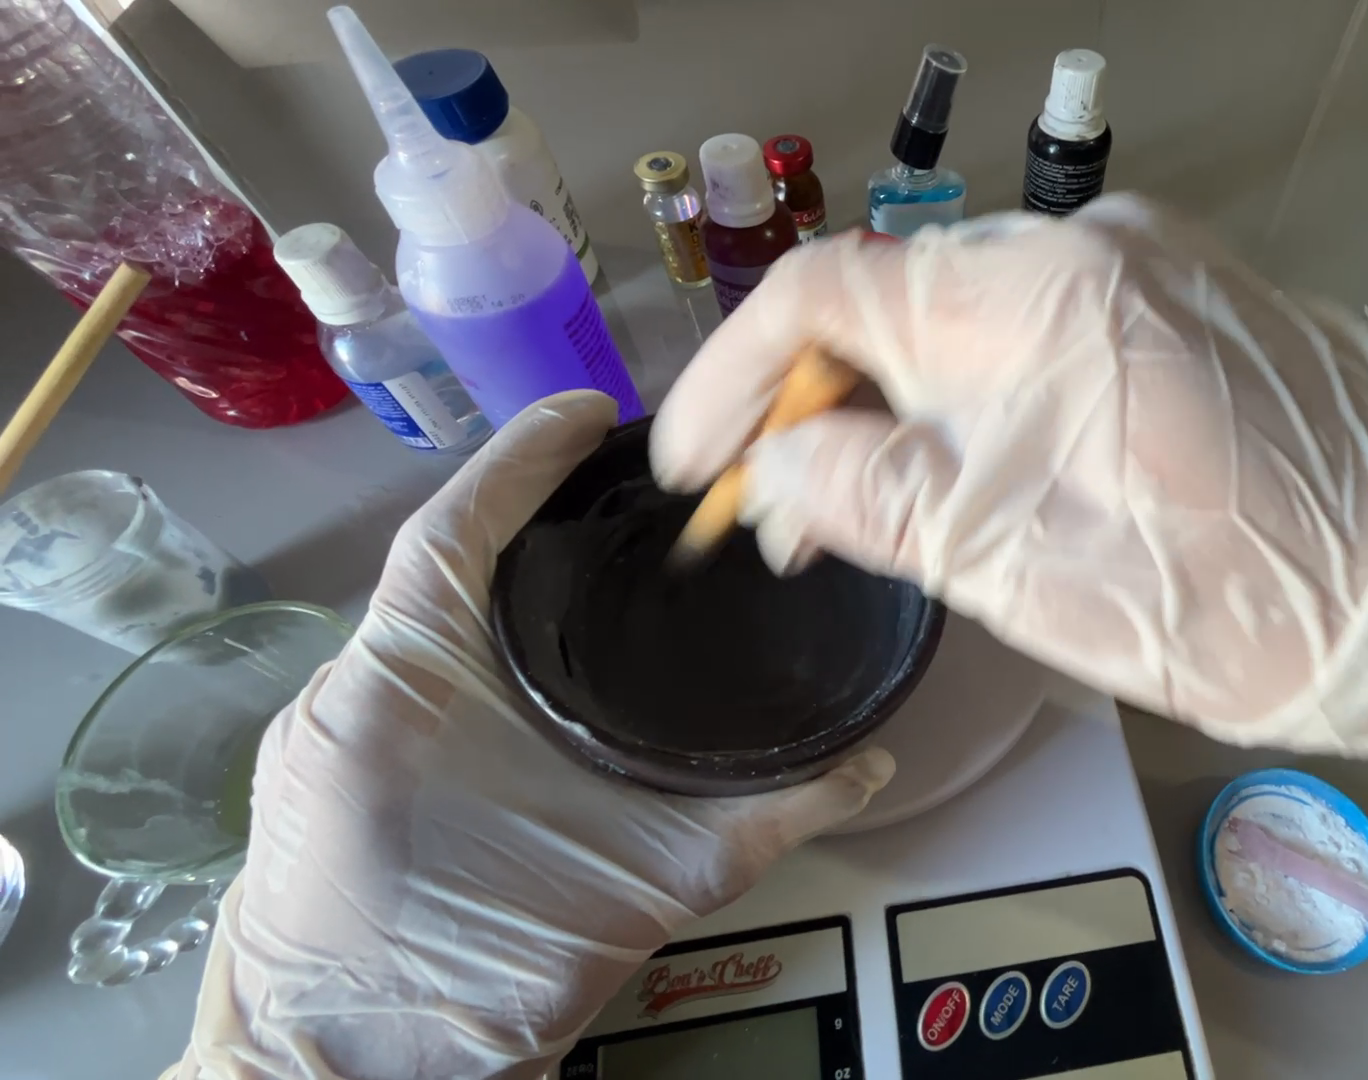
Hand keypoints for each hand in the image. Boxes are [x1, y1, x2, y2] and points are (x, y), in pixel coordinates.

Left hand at [176, 392, 892, 1079]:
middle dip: (546, 487)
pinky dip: (509, 609)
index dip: (524, 454)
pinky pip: (450, 647)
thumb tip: (871, 764)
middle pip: (467, 544)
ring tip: (629, 516)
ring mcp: (378, 704)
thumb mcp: (642, 879)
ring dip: (532, 544)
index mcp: (420, 680)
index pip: (457, 528)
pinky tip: (578, 607)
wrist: (373, 1075)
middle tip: (649, 462)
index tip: (594, 409)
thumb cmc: (476, 963)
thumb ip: (765, 814)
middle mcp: (400, 673)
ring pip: (456, 593)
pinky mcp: (377, 737)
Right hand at [652, 195, 1367, 846]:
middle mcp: (1090, 256)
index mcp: (1048, 305)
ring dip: (887, 413)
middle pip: (890, 306)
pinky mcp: (1172, 316)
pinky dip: (964, 405)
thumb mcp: (1039, 576)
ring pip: (956, 327)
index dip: (738, 377)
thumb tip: (783, 468)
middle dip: (811, 408)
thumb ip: (892, 505)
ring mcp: (1140, 275)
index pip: (833, 295)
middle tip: (778, 510)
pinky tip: (956, 472)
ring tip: (854, 508)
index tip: (695, 462)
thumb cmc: (1246, 608)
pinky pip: (1027, 341)